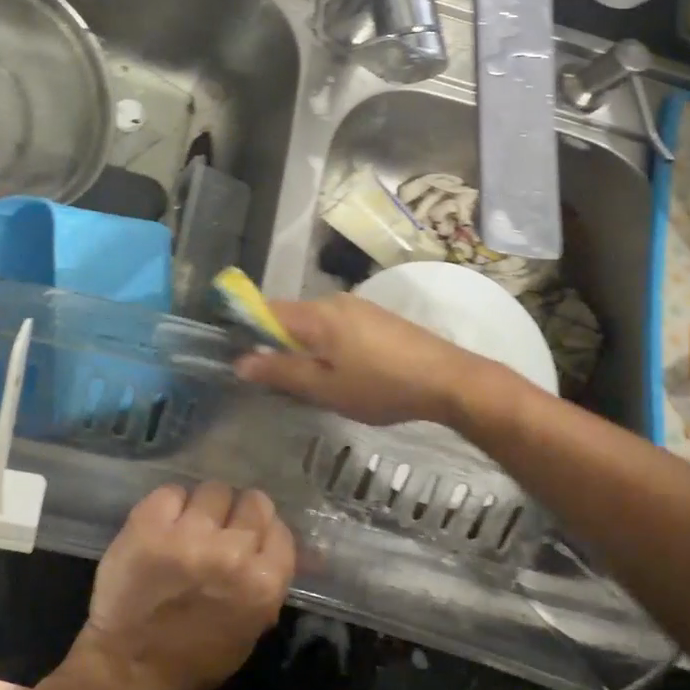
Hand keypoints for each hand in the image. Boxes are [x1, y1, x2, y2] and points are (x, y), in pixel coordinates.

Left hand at [60, 482, 295, 689]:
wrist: (128, 668)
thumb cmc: (194, 658)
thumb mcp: (250, 629)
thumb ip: (265, 581)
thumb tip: (274, 542)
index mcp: (262, 585)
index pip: (279, 530)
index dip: (264, 532)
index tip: (249, 538)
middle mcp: (231, 554)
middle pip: (251, 502)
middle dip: (238, 514)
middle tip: (220, 529)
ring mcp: (188, 535)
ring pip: (213, 490)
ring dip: (204, 507)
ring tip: (188, 527)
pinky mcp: (149, 523)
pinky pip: (172, 492)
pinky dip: (169, 506)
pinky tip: (162, 527)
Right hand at [234, 294, 527, 426]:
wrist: (450, 380)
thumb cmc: (382, 386)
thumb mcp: (326, 388)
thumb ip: (282, 373)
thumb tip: (240, 362)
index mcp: (316, 314)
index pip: (264, 310)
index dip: (246, 330)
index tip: (239, 357)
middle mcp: (333, 301)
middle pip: (288, 316)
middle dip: (276, 344)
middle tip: (275, 381)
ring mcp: (357, 307)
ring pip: (313, 323)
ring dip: (302, 347)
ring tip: (308, 382)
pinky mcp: (376, 318)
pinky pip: (335, 326)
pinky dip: (325, 345)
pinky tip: (339, 373)